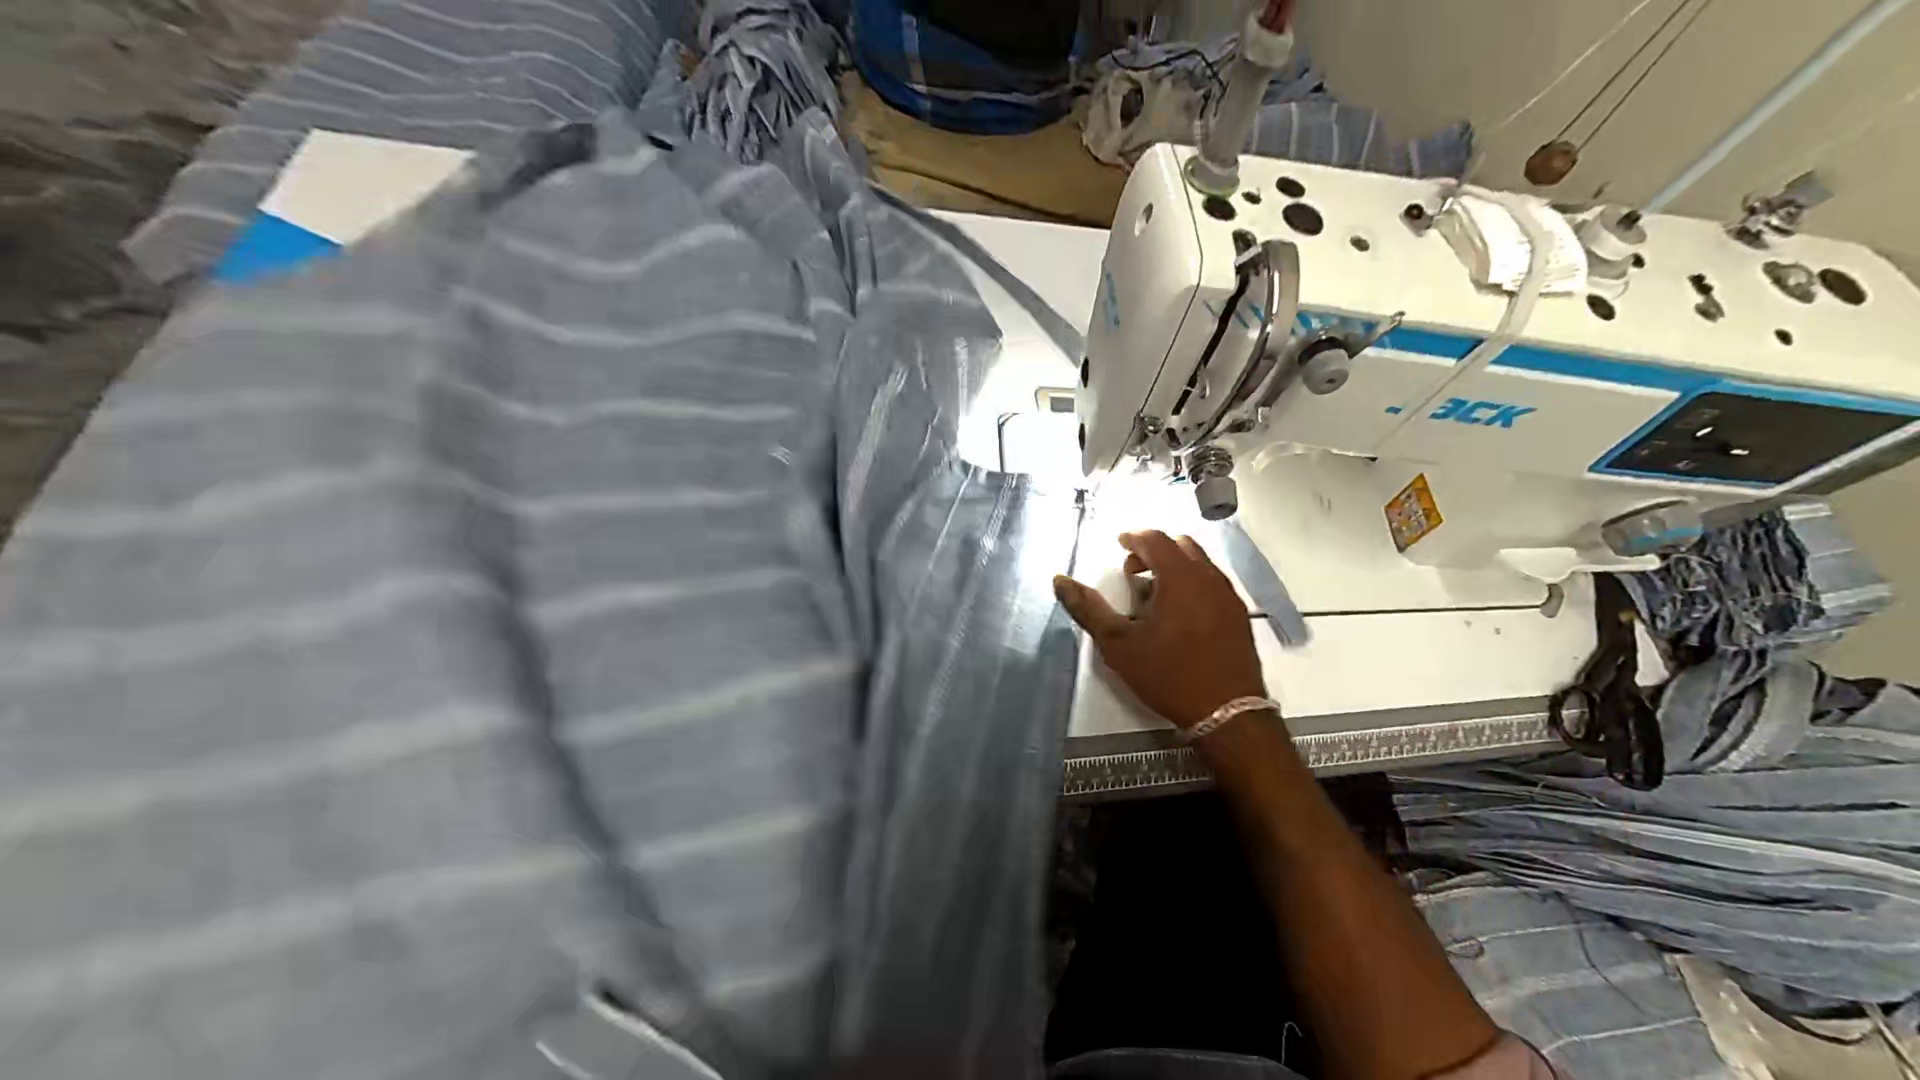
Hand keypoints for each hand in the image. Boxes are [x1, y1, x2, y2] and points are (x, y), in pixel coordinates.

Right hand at [1053, 530, 1266, 729]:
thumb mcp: (1118, 644)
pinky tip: (1180, 612)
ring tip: (1154, 592)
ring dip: (1175, 566)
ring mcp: (1228, 597)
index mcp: (1179, 577)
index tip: (1119, 544)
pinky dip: (1193, 582)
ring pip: (1201, 563)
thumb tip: (1060, 580)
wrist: (1226, 713)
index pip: (1156, 540)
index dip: (1134, 537)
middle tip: (1132, 569)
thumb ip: (1088, 608)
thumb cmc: (1167, 674)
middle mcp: (1208, 578)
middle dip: (1154, 550)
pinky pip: (1213, 583)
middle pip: (1181, 545)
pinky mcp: (1239, 616)